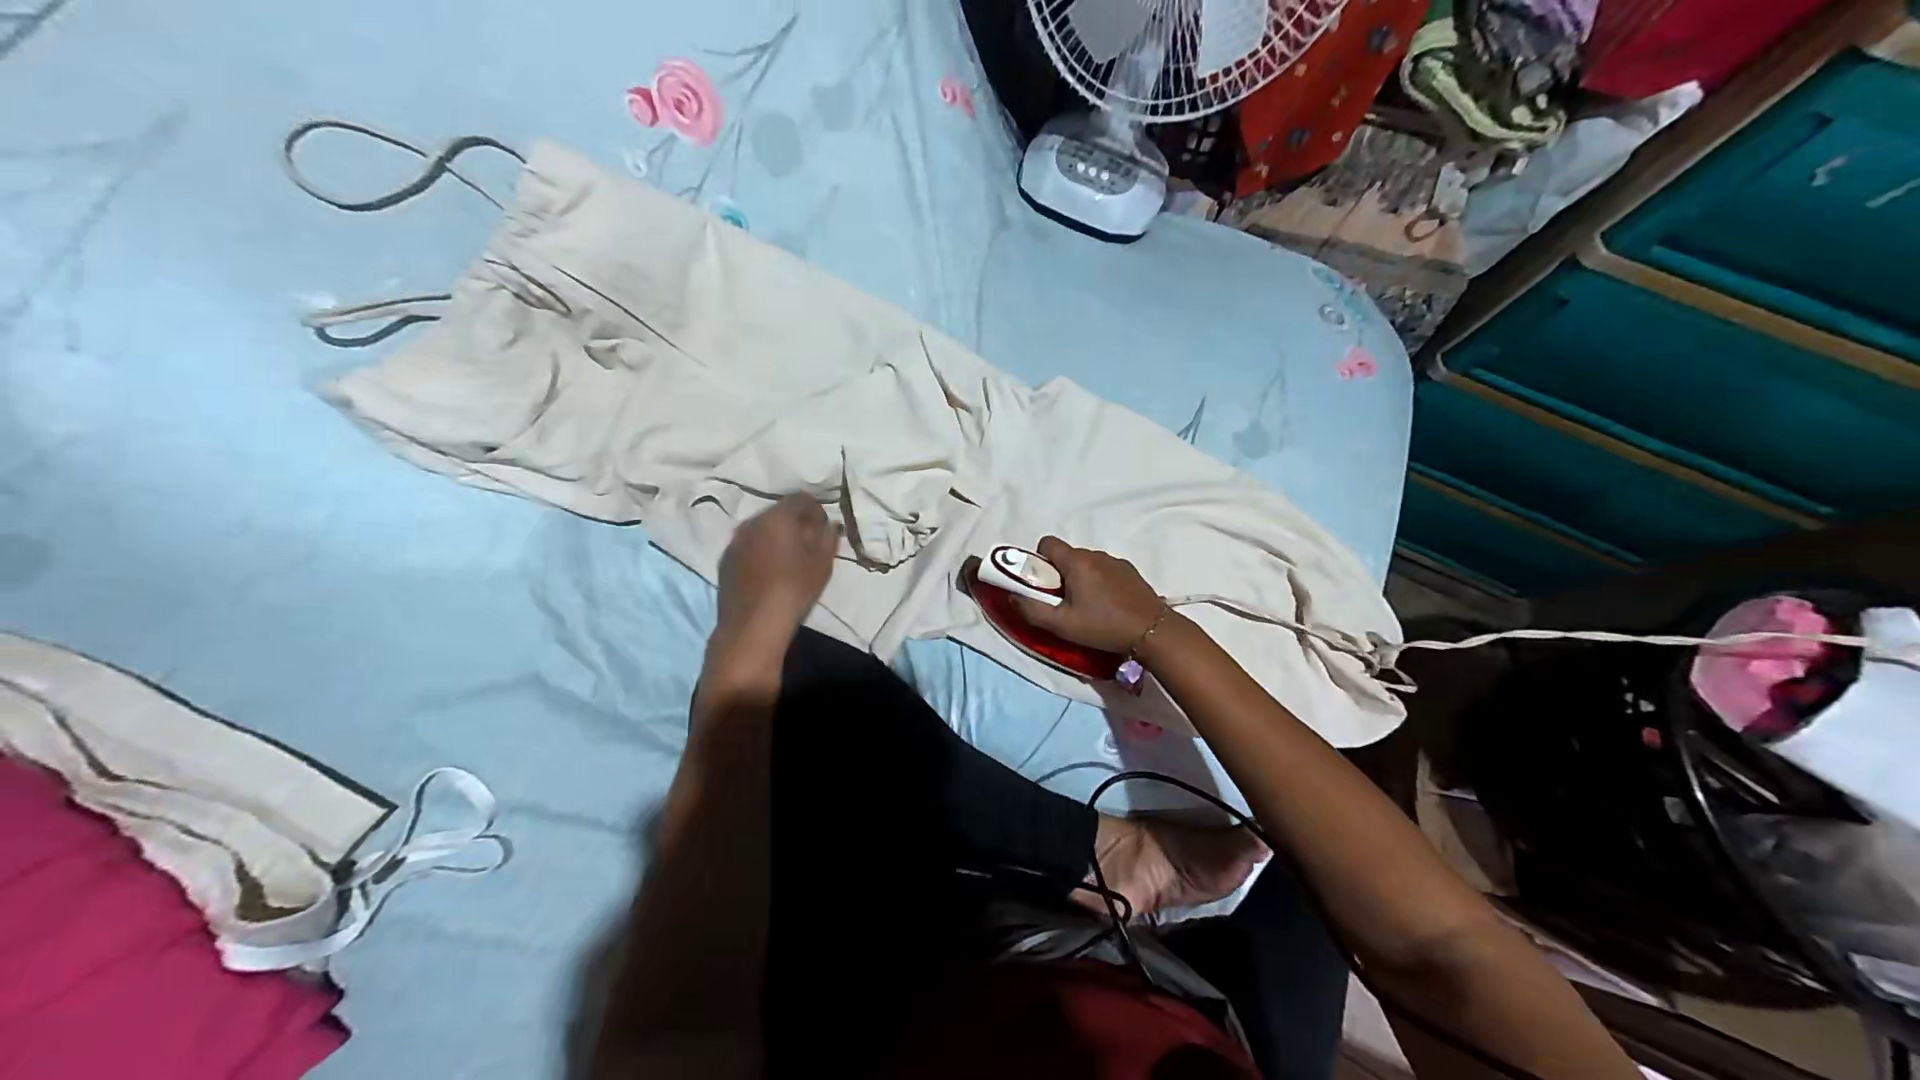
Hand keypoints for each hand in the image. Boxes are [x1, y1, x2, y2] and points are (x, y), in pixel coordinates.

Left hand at [715, 494, 839, 647]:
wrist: (753, 625)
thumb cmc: (794, 590)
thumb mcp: (822, 564)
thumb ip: (828, 537)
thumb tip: (828, 525)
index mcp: (777, 517)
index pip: (800, 498)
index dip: (816, 510)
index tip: (823, 529)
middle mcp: (751, 522)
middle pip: (778, 512)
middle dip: (795, 523)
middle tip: (808, 544)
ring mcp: (734, 541)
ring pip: (760, 529)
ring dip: (776, 537)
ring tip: (788, 559)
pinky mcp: (725, 560)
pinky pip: (747, 546)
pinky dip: (759, 551)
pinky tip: (767, 573)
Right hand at [1010, 537, 1166, 653]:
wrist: (1153, 631)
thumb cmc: (1103, 627)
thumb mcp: (1062, 625)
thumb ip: (1032, 610)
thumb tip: (1012, 596)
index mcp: (1076, 561)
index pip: (1047, 543)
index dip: (1038, 560)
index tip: (1043, 584)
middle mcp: (1095, 554)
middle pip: (1066, 555)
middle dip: (1059, 574)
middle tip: (1064, 602)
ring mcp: (1115, 561)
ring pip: (1086, 563)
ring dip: (1080, 578)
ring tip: (1087, 606)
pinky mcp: (1130, 571)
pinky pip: (1104, 570)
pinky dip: (1099, 582)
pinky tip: (1107, 605)